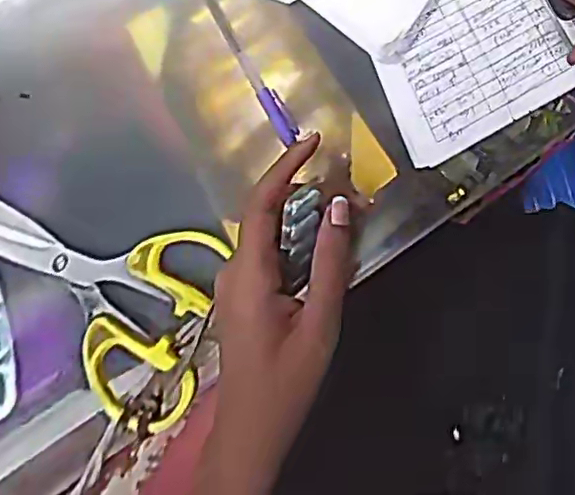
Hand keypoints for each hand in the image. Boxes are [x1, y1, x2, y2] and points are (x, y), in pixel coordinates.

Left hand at [199, 132, 352, 494]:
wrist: (250, 434)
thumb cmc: (285, 383)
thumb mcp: (319, 322)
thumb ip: (331, 261)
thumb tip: (339, 206)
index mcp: (248, 273)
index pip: (261, 203)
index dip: (285, 166)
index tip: (312, 141)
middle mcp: (234, 269)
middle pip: (265, 212)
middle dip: (301, 188)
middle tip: (341, 179)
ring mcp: (235, 281)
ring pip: (268, 231)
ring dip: (301, 214)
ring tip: (339, 207)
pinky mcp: (242, 292)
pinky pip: (268, 249)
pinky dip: (294, 236)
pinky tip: (320, 242)